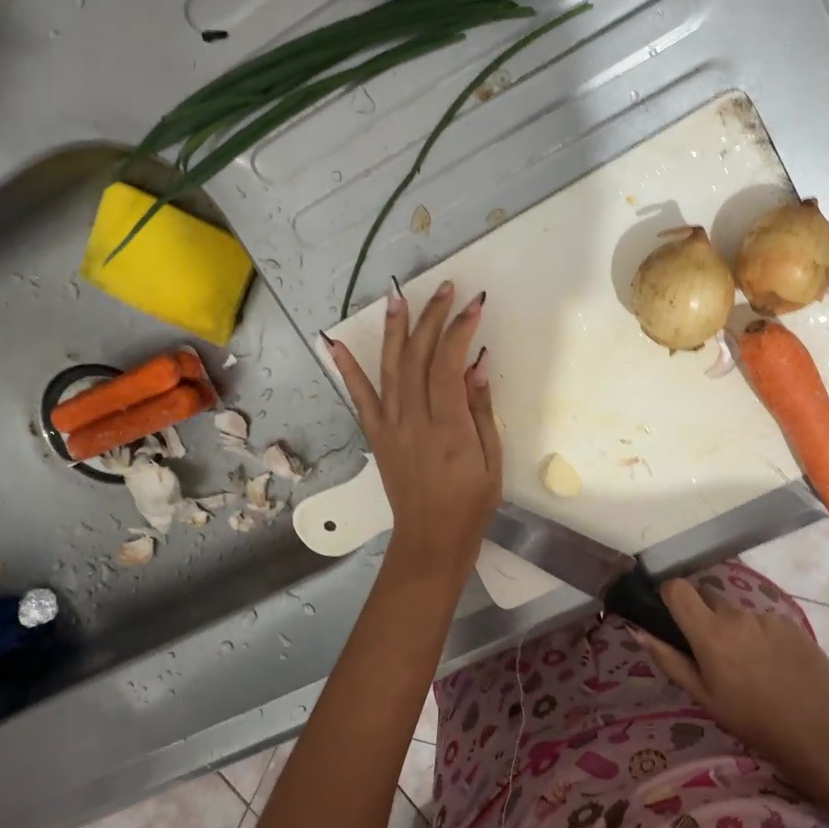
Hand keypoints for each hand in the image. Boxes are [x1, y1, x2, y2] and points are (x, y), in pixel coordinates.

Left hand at [328, 280, 502, 578]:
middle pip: (419, 357)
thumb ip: (480, 409)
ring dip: (395, 329)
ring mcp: (390, 426)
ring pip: (390, 368)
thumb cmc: (471, 503)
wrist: (431, 540)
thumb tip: (476, 365)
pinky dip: (348, 369)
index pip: (449, 364)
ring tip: (398, 296)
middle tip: (446, 287)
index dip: (460, 330)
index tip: (475, 304)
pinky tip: (337, 344)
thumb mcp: (492, 458)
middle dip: (432, 317)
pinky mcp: (376, 435)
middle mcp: (413, 420)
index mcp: (448, 426)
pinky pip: (360, 397)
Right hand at [637, 579, 828, 796]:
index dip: (670, 595)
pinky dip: (763, 637)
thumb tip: (638, 630)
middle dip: (705, 615)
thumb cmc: (750, 719)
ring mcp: (767, 616)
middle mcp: (737, 615)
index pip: (678, 588)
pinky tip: (774, 666)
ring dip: (736, 629)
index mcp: (709, 632)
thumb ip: (668, 659)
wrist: (815, 730)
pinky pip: (766, 622)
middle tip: (713, 651)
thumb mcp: (702, 696)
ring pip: (739, 613)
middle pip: (709, 597)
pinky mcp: (792, 623)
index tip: (671, 613)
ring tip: (750, 666)